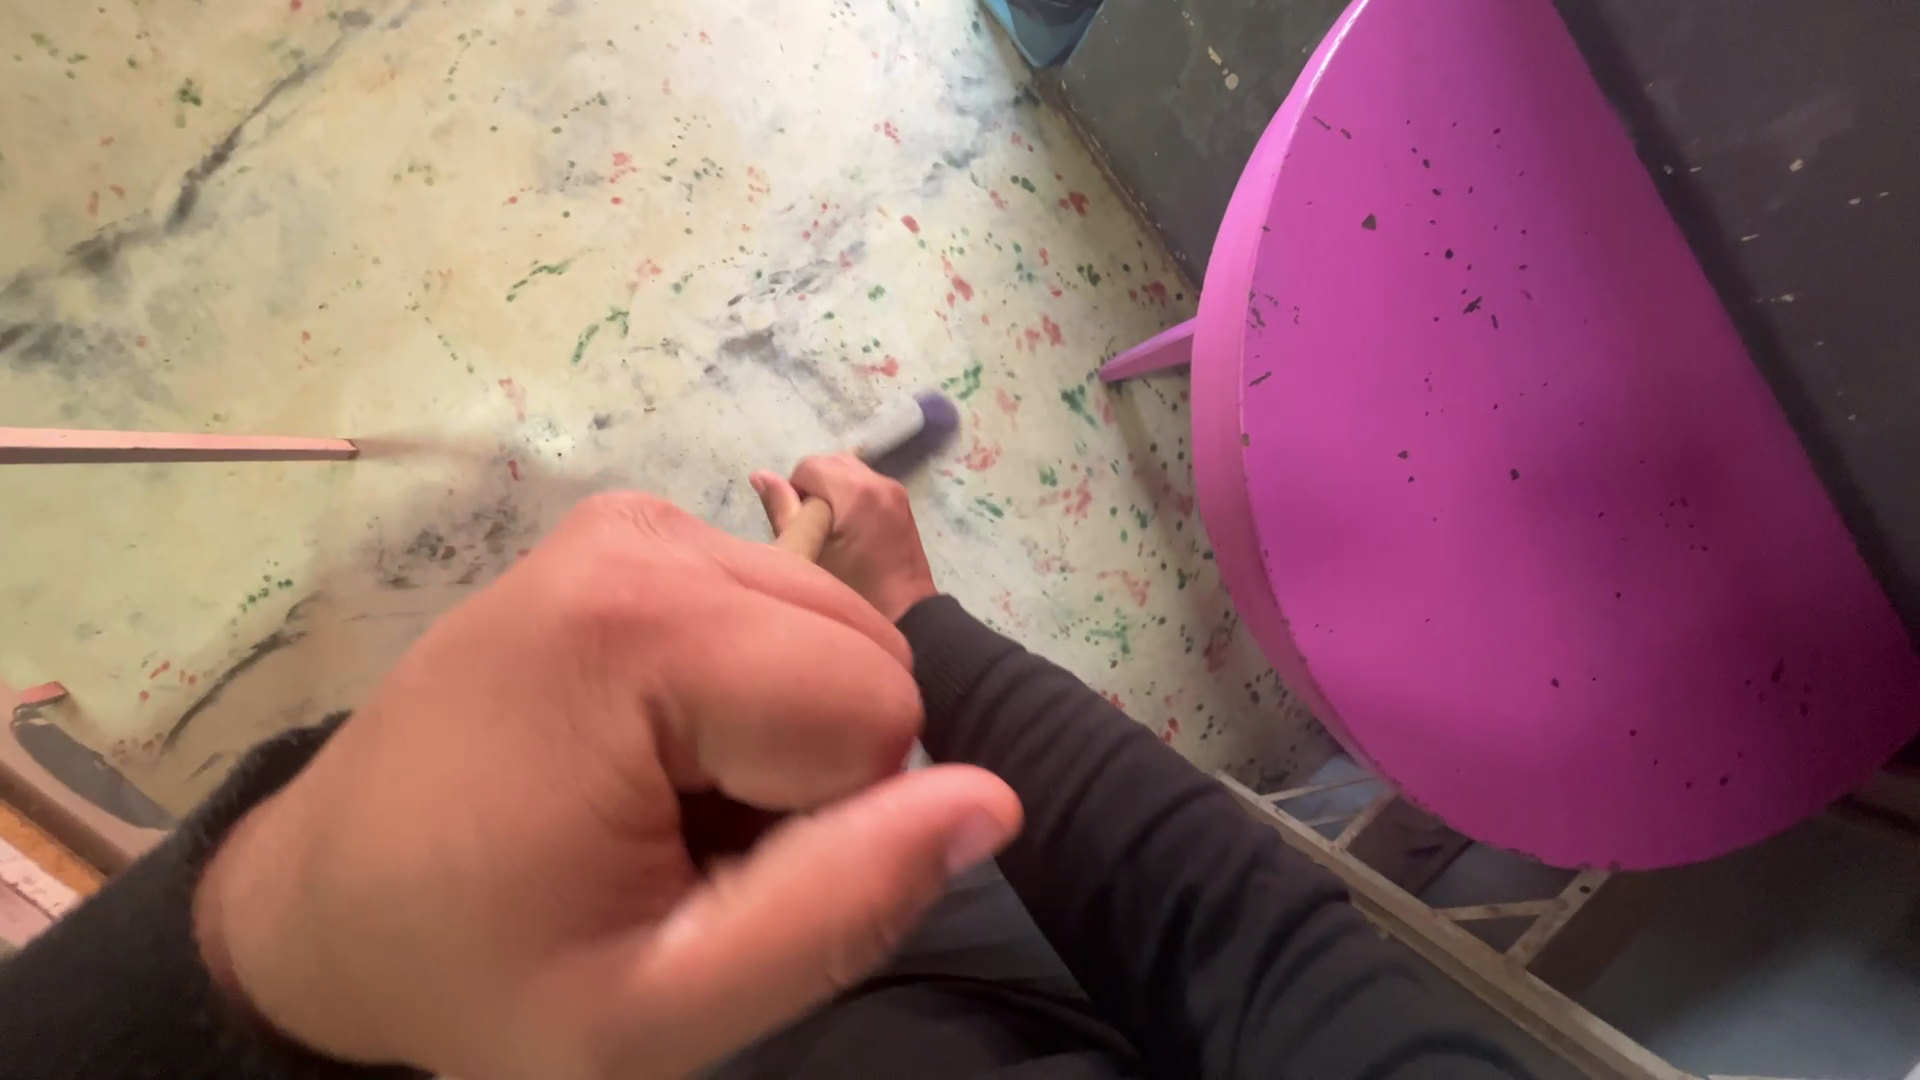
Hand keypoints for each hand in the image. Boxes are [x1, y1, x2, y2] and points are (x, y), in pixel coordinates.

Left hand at [193, 493, 1020, 1079]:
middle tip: (701, 822)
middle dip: (822, 756)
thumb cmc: (485, 964)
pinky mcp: (639, 526)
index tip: (728, 856)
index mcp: (642, 630)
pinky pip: (788, 602)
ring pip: (840, 621)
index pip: (878, 711)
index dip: (836, 811)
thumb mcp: (665, 1003)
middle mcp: (649, 537)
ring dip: (795, 715)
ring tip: (679, 779)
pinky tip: (671, 724)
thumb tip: (992, 802)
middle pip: (867, 649)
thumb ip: (844, 906)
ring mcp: (641, 519)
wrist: (330, 899)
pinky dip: (764, 673)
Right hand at [751, 455, 938, 622]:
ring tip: (830, 527)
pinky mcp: (901, 499)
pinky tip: (849, 527)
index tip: (800, 526)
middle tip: (813, 526)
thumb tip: (760, 475)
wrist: (907, 612)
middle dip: (813, 488)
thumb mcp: (810, 553)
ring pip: (847, 468)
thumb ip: (783, 510)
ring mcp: (893, 488)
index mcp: (855, 491)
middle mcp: (877, 480)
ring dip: (831, 489)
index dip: (794, 492)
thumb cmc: (853, 589)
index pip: (807, 467)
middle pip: (828, 462)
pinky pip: (865, 481)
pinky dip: (850, 494)